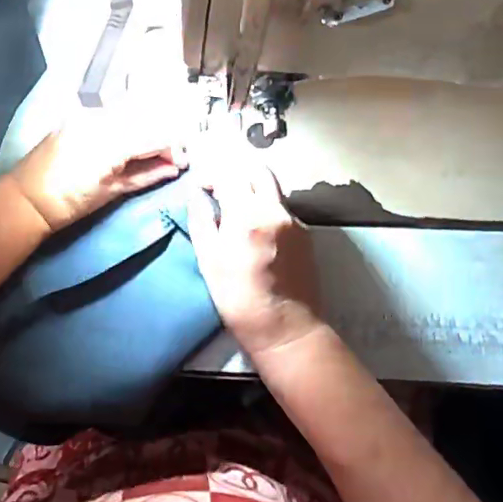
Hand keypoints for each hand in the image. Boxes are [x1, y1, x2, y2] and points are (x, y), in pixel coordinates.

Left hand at [4, 112, 186, 233]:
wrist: (27, 199)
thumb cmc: (69, 202)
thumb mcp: (112, 191)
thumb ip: (146, 174)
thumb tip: (174, 167)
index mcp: (108, 141)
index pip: (154, 134)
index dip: (174, 146)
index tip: (184, 159)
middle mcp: (99, 119)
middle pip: (145, 117)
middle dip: (164, 135)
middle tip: (174, 155)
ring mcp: (86, 114)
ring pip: (130, 112)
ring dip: (147, 128)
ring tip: (156, 149)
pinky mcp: (76, 116)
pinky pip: (112, 114)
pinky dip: (127, 125)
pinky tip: (133, 140)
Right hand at [186, 154, 325, 357]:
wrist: (285, 329)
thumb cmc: (238, 298)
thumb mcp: (208, 259)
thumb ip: (201, 220)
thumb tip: (196, 195)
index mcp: (247, 214)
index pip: (228, 175)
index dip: (211, 177)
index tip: (202, 190)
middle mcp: (275, 210)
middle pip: (257, 172)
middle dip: (236, 177)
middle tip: (221, 194)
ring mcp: (294, 221)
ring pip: (272, 189)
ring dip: (253, 191)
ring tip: (238, 214)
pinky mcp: (306, 235)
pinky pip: (283, 209)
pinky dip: (267, 210)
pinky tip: (257, 233)